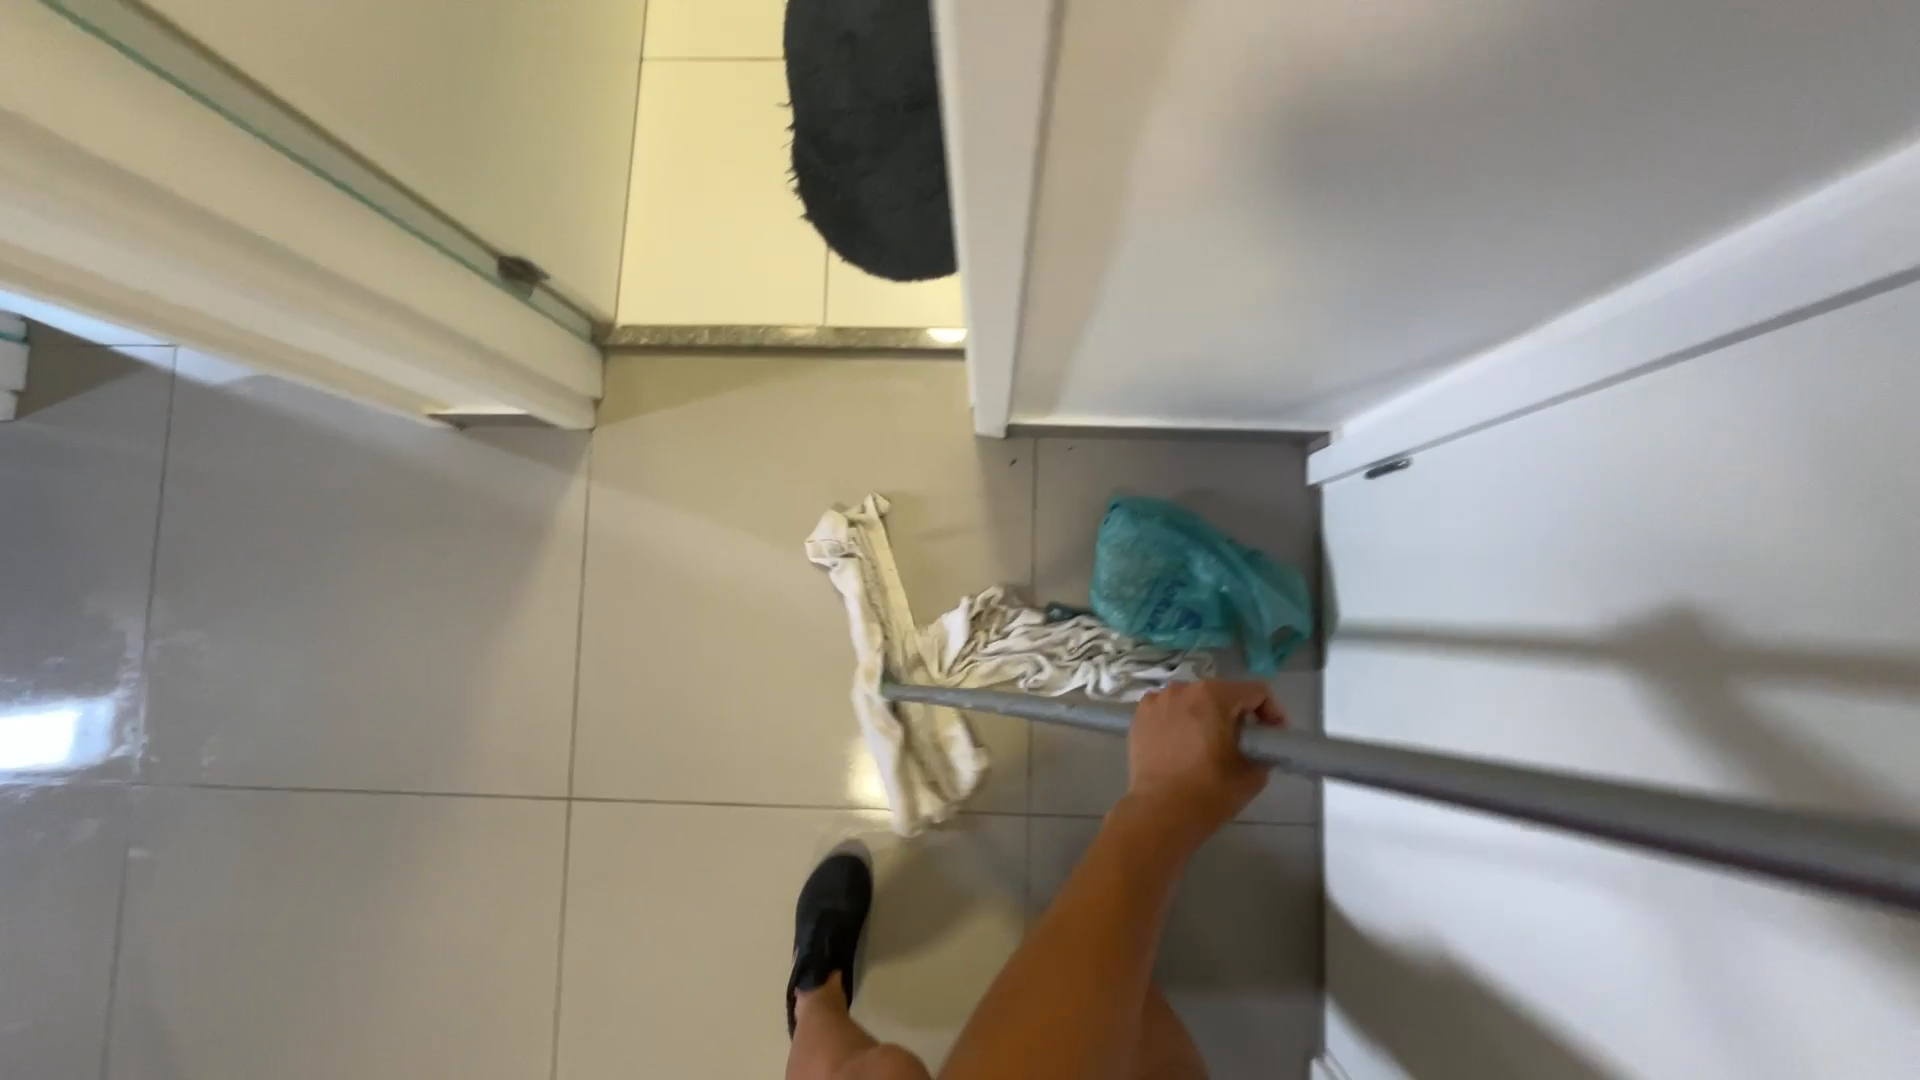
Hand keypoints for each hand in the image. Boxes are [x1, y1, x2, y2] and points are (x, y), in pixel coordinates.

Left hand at [1124, 681, 1283, 849]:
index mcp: (1213, 695)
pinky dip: (1179, 720)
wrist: (1160, 811)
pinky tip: (1181, 744)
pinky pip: (1168, 709)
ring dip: (1206, 715)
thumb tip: (1259, 745)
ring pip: (1192, 700)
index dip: (1271, 711)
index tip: (1272, 735)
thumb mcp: (1253, 773)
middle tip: (1243, 741)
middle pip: (1221, 693)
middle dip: (1236, 713)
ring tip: (1209, 743)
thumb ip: (1264, 750)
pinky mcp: (1139, 716)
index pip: (1255, 691)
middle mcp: (1182, 688)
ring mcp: (1156, 700)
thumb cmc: (1210, 791)